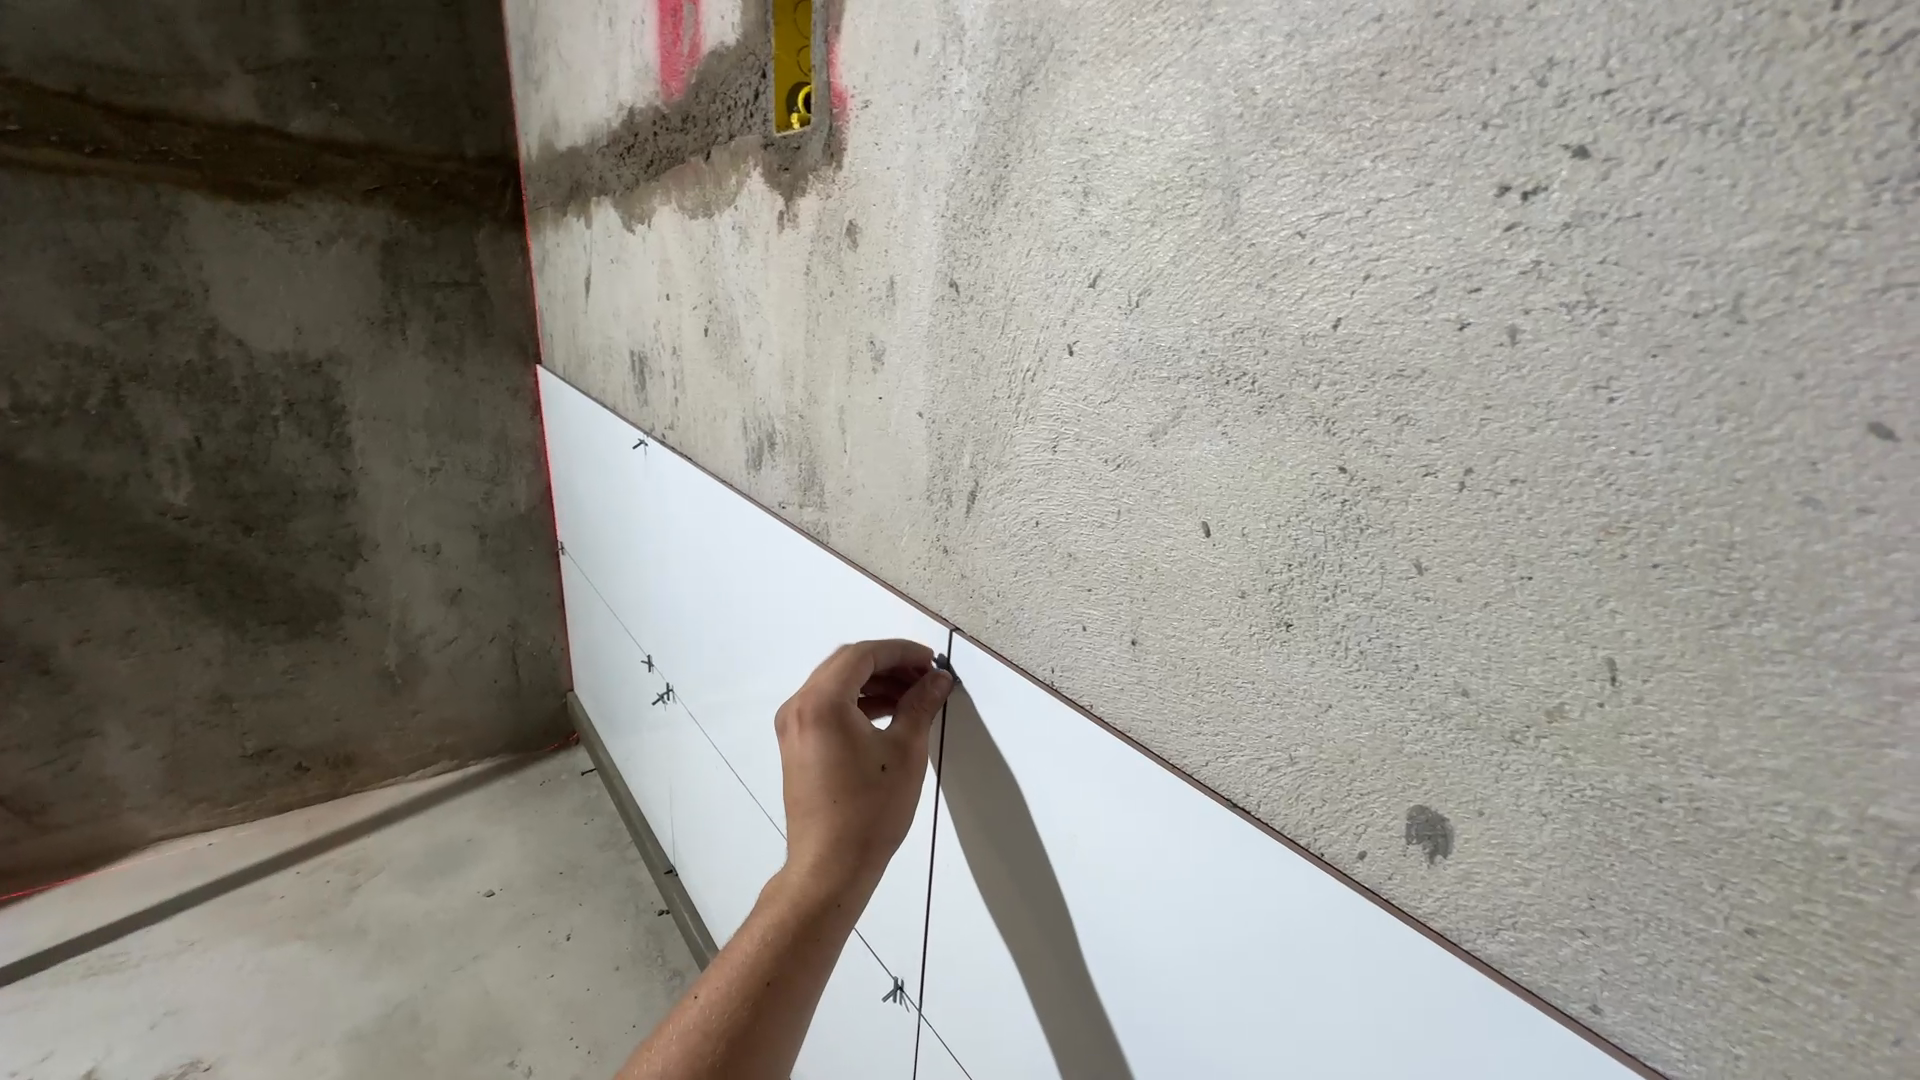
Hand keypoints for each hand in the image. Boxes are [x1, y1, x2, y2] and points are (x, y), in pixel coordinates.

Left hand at [774, 639, 955, 902]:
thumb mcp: (905, 750)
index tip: (932, 661)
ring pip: (837, 684)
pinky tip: (890, 714)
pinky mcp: (797, 745)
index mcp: (821, 702)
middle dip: (889, 664)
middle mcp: (799, 706)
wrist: (830, 867)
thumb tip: (938, 678)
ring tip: (914, 695)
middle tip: (925, 676)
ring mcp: (793, 726)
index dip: (901, 652)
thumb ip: (920, 704)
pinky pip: (829, 706)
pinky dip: (859, 702)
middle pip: (847, 664)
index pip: (863, 654)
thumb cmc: (870, 810)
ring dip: (875, 683)